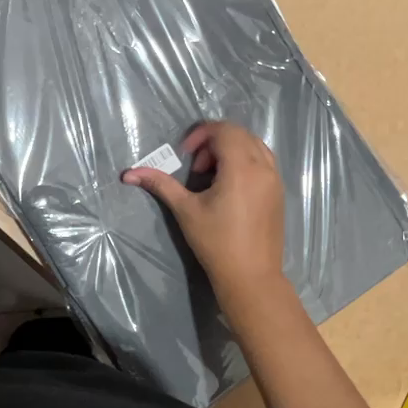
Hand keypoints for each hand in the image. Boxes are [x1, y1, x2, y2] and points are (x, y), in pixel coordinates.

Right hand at [122, 122, 285, 292]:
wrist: (251, 276)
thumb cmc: (216, 242)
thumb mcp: (185, 210)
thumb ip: (160, 184)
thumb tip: (128, 174)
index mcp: (241, 168)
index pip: (224, 130)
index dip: (201, 134)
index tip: (185, 155)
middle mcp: (263, 167)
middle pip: (239, 133)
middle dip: (214, 142)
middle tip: (197, 168)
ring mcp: (275, 179)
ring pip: (254, 145)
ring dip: (231, 150)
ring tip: (213, 176)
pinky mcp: (279, 192)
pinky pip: (264, 161)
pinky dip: (245, 161)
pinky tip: (230, 187)